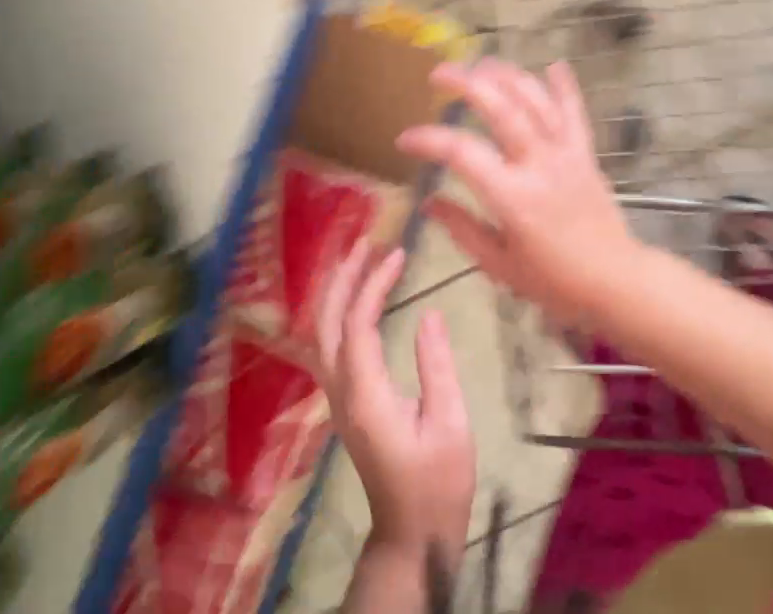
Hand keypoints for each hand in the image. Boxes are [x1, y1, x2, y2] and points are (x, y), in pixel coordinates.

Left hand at [316, 239, 474, 557]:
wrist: (412, 531)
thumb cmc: (438, 481)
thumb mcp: (449, 422)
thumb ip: (436, 365)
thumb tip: (428, 313)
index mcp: (366, 394)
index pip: (359, 324)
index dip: (373, 283)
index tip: (398, 253)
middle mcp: (342, 392)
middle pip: (327, 323)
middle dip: (342, 277)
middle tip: (365, 241)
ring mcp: (339, 400)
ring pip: (323, 335)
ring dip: (336, 293)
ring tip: (360, 260)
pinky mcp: (347, 405)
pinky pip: (332, 348)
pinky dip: (340, 315)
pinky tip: (357, 302)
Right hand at [396, 59, 636, 320]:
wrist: (615, 282)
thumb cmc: (554, 282)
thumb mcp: (499, 265)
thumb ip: (462, 229)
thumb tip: (428, 203)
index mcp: (513, 197)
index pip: (461, 153)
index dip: (429, 140)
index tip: (405, 140)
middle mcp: (540, 165)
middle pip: (502, 108)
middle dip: (467, 84)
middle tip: (439, 75)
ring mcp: (566, 155)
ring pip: (536, 101)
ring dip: (507, 76)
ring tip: (481, 64)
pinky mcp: (586, 154)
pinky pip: (575, 113)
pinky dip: (565, 87)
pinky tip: (554, 65)